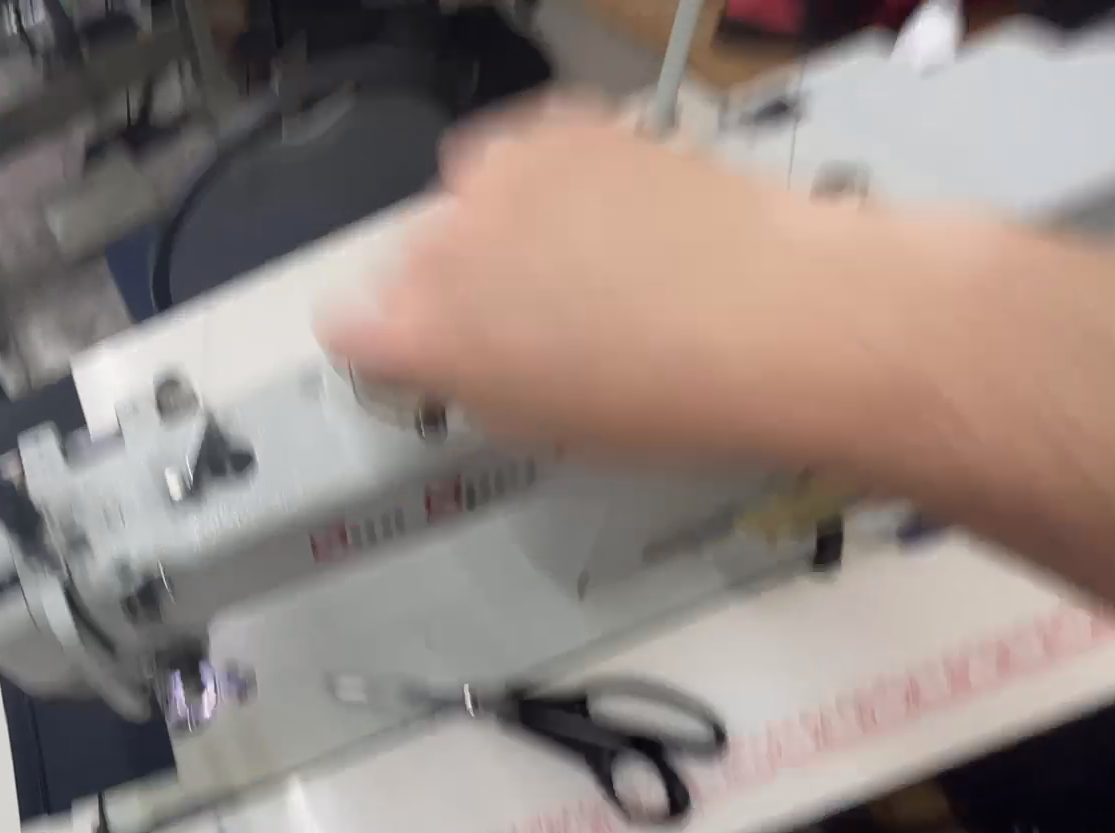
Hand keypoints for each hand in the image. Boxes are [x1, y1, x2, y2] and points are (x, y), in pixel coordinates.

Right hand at [318, 102, 875, 460]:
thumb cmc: (645, 401)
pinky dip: (528, 182)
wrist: (772, 318)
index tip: (409, 350)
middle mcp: (433, 252)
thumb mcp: (518, 420)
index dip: (375, 340)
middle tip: (508, 315)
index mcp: (413, 336)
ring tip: (554, 257)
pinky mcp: (552, 130)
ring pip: (452, 206)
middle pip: (400, 264)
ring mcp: (491, 181)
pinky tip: (580, 210)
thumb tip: (437, 352)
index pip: (342, 325)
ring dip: (483, 232)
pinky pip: (508, 153)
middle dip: (437, 291)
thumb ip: (450, 377)